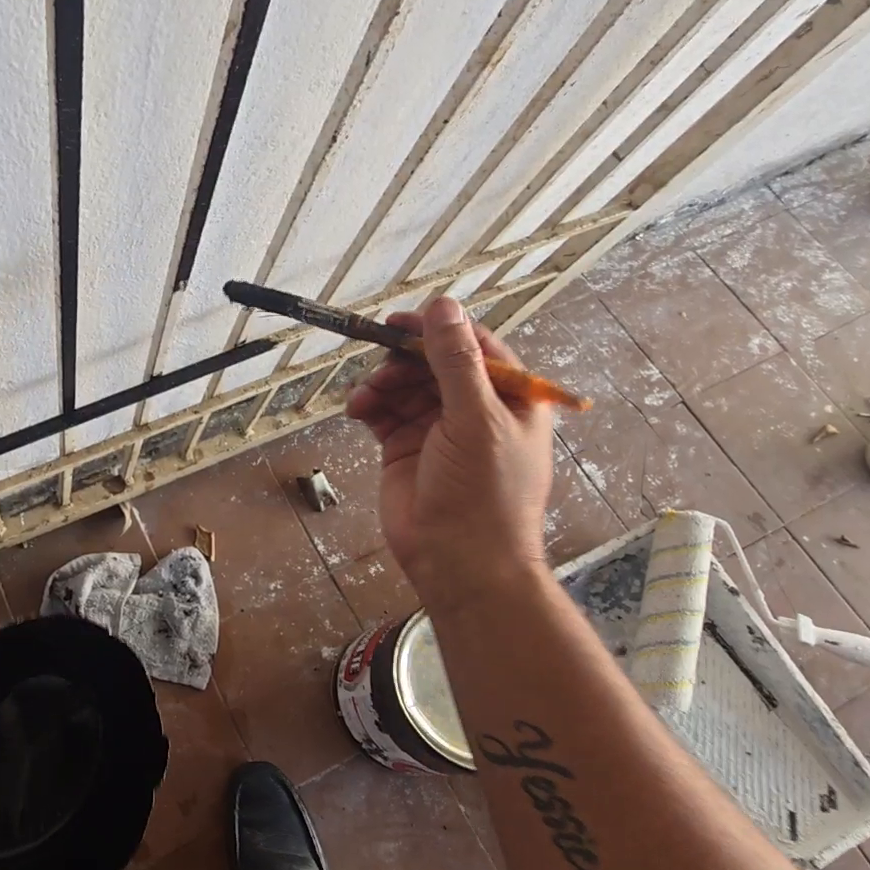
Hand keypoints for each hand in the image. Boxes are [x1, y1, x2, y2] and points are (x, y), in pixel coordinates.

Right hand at [344, 297, 554, 612]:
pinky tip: (358, 410)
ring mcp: (437, 429)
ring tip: (367, 396)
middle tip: (378, 359)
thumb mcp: (476, 419)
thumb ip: (456, 361)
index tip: (401, 322)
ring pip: (404, 385)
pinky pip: (384, 412)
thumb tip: (443, 306)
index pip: (474, 347)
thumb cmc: (484, 492)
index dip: (438, 330)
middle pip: (433, 363)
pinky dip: (369, 405)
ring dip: (382, 383)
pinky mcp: (405, 448)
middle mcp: (474, 409)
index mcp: (510, 398)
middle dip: (404, 359)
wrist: (459, 562)